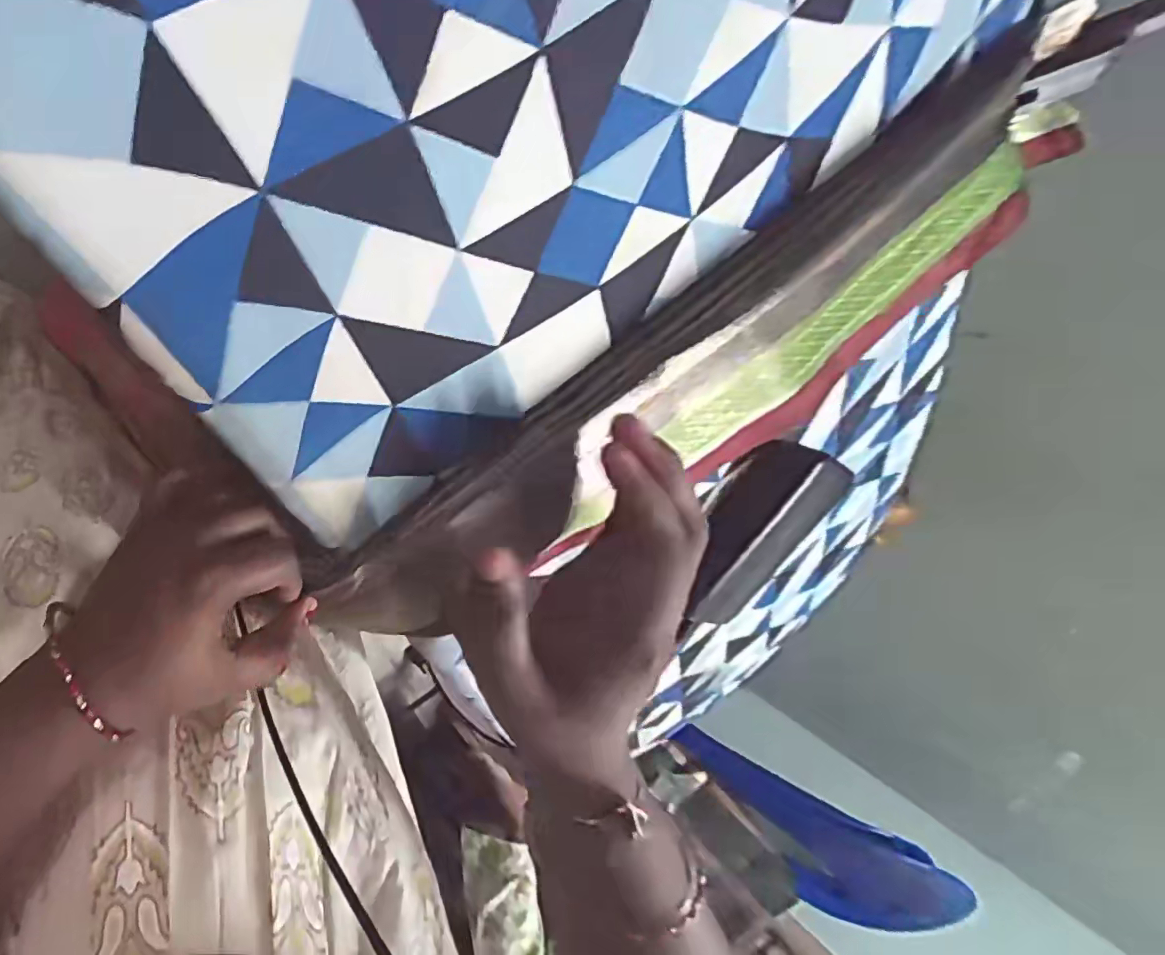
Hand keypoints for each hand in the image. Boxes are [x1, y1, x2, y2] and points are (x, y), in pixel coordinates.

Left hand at [56, 470, 313, 731]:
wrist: (93, 673)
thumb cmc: (160, 682)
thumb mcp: (229, 677)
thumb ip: (278, 646)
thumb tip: (304, 608)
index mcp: (213, 580)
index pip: (279, 554)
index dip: (292, 579)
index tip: (280, 601)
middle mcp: (192, 537)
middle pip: (260, 515)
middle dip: (275, 546)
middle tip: (267, 576)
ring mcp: (164, 520)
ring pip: (228, 490)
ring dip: (247, 515)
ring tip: (244, 547)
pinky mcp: (144, 517)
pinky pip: (183, 479)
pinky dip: (205, 488)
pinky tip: (212, 515)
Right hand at [446, 415, 706, 794]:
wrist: (575, 751)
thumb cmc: (539, 714)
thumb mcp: (505, 675)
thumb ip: (497, 618)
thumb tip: (489, 551)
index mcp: (635, 626)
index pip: (664, 551)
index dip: (645, 496)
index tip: (610, 450)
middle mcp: (656, 604)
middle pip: (685, 530)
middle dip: (662, 472)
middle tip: (622, 421)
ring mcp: (648, 597)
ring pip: (675, 528)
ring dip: (657, 476)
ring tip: (621, 430)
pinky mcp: (631, 591)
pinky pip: (650, 536)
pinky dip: (641, 495)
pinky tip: (616, 468)